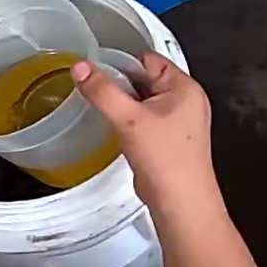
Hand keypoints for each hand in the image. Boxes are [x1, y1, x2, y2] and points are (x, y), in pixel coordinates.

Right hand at [71, 52, 222, 221]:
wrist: (181, 205)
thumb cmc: (166, 161)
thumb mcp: (128, 119)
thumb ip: (102, 91)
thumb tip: (81, 67)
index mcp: (185, 88)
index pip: (148, 60)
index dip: (122, 62)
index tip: (97, 69)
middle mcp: (185, 101)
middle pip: (144, 78)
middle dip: (120, 85)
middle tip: (97, 92)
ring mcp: (178, 121)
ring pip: (142, 100)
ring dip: (123, 104)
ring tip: (105, 111)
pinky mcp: (169, 139)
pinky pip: (144, 118)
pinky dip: (129, 120)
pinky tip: (116, 129)